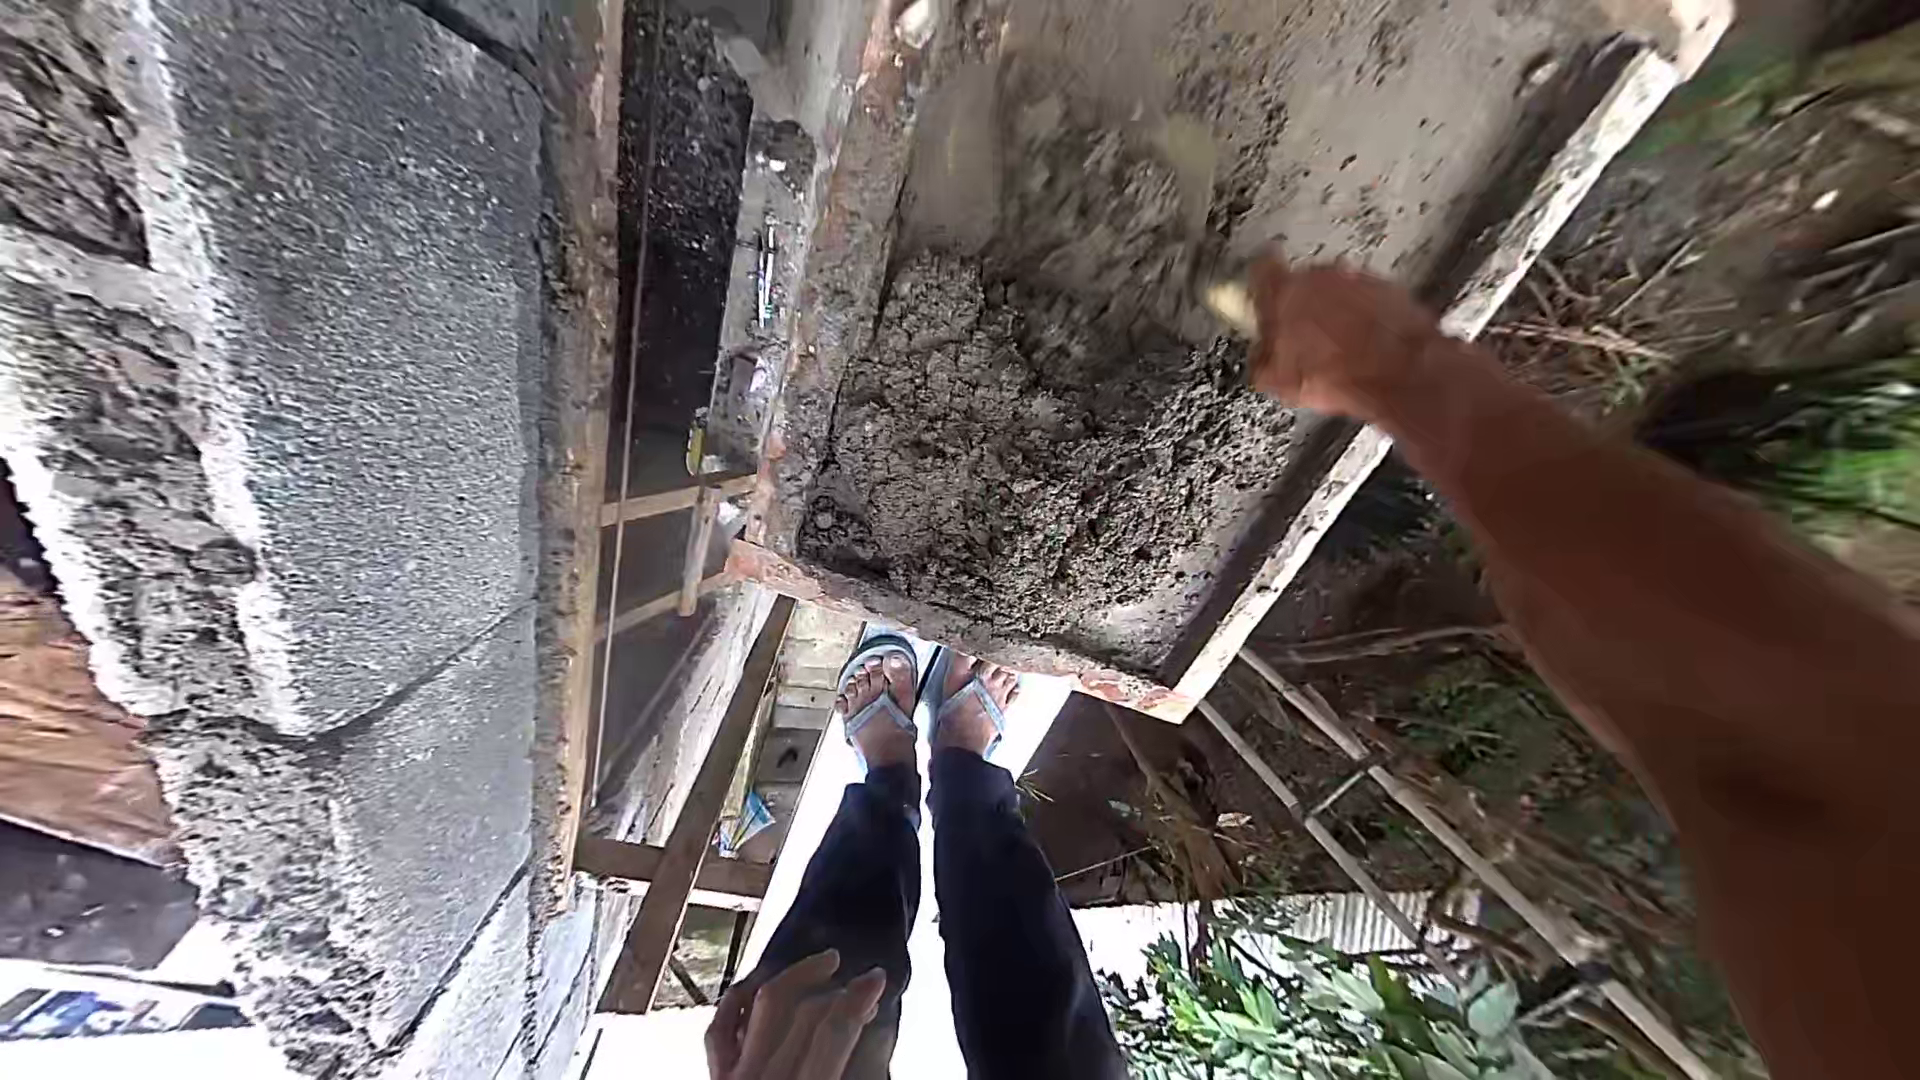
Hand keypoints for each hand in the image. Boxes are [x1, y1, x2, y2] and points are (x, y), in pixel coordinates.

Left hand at [705, 949, 888, 1079]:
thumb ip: (852, 1067)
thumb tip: (863, 1023)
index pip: (833, 1030)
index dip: (858, 996)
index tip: (877, 976)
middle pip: (805, 1012)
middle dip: (840, 989)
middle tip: (863, 981)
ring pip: (762, 1004)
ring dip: (797, 976)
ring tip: (825, 962)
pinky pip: (719, 1030)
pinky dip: (739, 999)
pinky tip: (762, 983)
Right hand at [1247, 253, 1442, 419]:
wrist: (1397, 374)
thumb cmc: (1335, 373)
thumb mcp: (1272, 379)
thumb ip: (1259, 355)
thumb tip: (1259, 353)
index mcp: (1283, 293)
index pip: (1261, 268)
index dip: (1258, 282)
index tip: (1258, 295)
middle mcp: (1321, 276)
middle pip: (1300, 281)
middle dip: (1297, 305)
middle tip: (1297, 337)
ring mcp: (1357, 279)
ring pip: (1334, 290)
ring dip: (1330, 312)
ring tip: (1331, 348)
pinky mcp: (1389, 289)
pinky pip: (1365, 299)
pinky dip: (1360, 318)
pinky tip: (1357, 347)